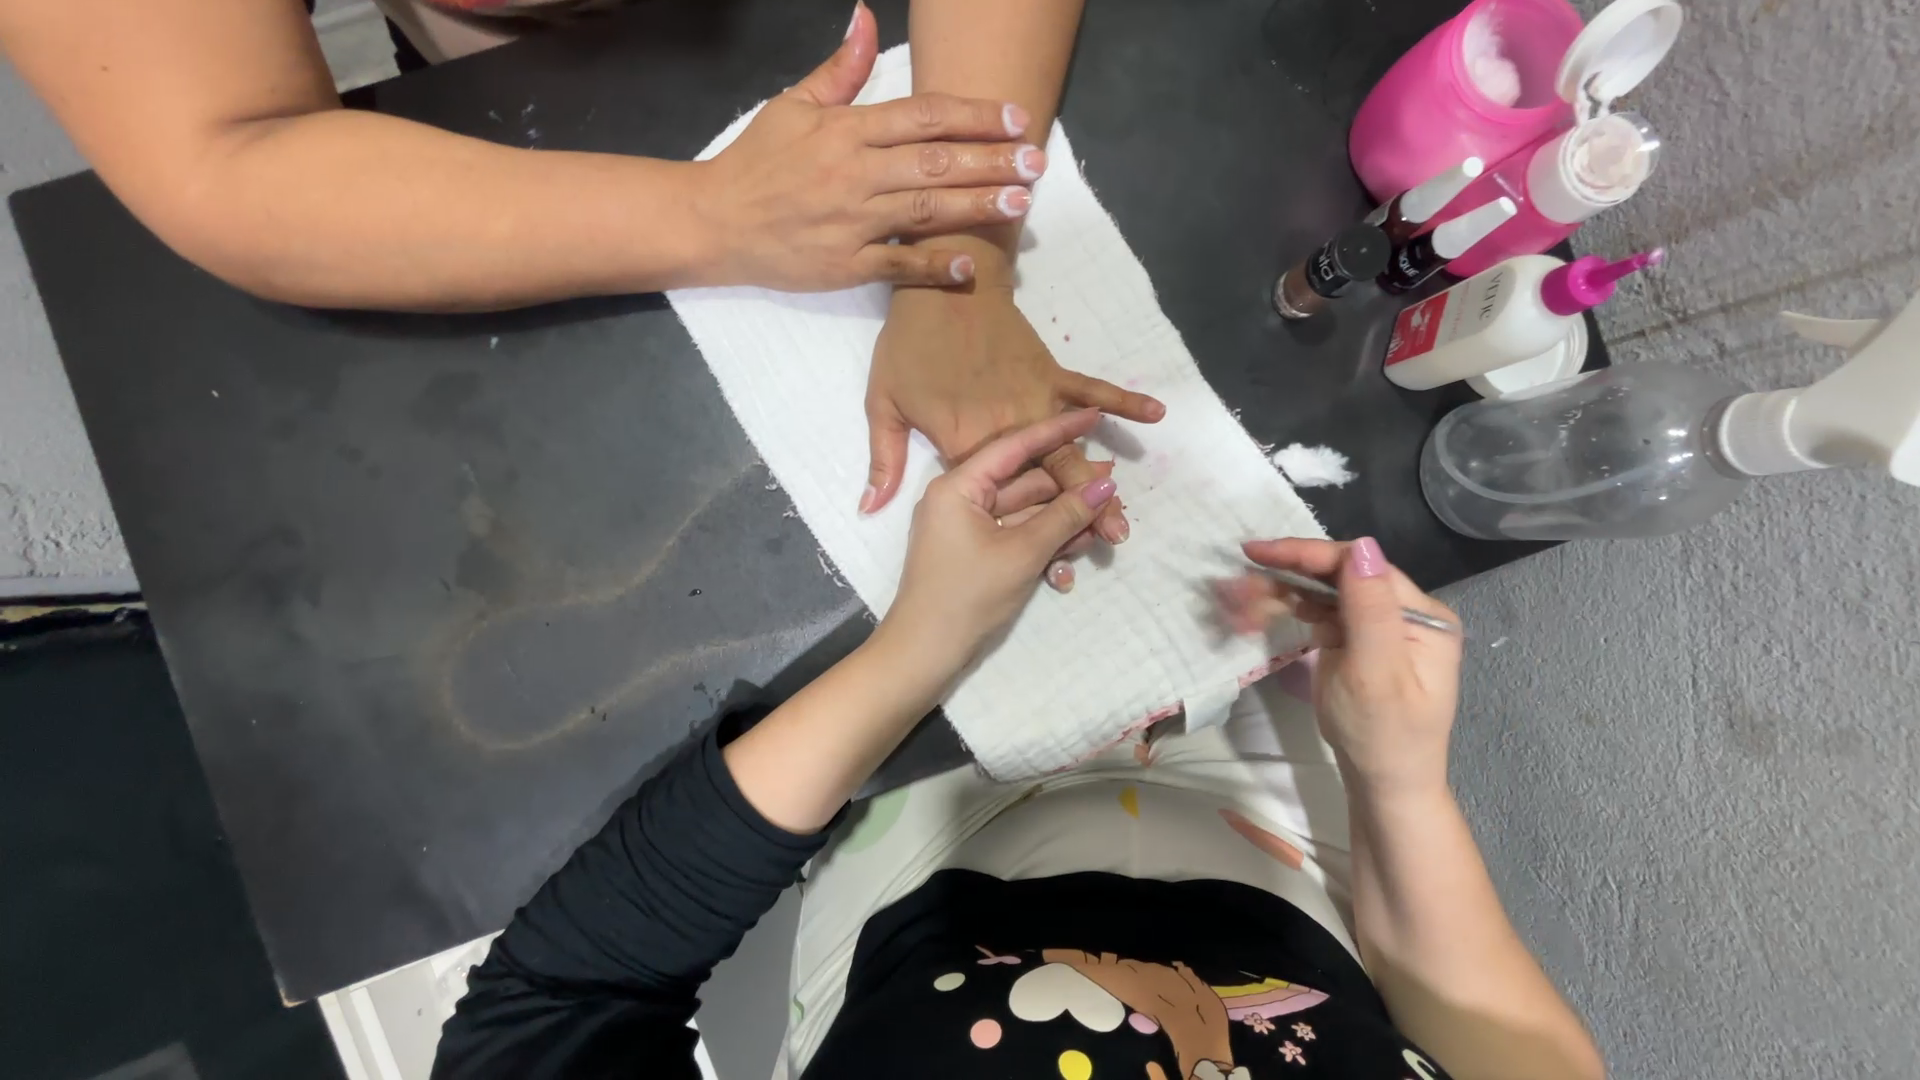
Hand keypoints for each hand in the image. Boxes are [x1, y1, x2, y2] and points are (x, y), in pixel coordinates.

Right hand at [690, 4, 1042, 289]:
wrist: (715, 222)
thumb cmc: (756, 163)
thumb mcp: (793, 106)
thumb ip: (840, 71)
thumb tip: (866, 18)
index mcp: (846, 131)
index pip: (923, 117)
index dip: (973, 116)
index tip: (1015, 119)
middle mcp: (855, 173)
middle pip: (935, 163)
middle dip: (991, 160)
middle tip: (1036, 162)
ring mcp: (851, 222)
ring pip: (924, 210)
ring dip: (976, 206)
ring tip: (1020, 202)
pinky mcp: (844, 265)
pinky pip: (896, 266)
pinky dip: (932, 266)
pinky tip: (967, 264)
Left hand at [862, 277, 1164, 553]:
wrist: (940, 283)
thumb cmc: (907, 347)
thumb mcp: (883, 405)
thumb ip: (884, 461)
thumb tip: (868, 507)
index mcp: (965, 442)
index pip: (998, 496)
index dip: (1028, 527)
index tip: (1060, 558)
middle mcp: (1005, 427)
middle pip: (1044, 482)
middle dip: (1077, 518)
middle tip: (1108, 543)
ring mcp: (1030, 400)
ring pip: (1068, 452)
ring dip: (1094, 485)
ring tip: (1122, 518)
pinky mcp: (1046, 375)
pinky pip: (1086, 389)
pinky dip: (1119, 400)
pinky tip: (1154, 414)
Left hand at [879, 410, 1118, 674]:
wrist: (925, 651)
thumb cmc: (967, 595)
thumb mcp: (1022, 552)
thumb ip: (1065, 516)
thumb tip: (1106, 485)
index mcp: (958, 485)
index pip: (1015, 446)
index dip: (1058, 430)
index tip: (1094, 413)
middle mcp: (961, 498)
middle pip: (1025, 482)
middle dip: (1069, 493)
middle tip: (1113, 490)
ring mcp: (967, 526)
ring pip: (1025, 512)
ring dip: (1062, 522)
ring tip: (1105, 528)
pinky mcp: (976, 551)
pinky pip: (1015, 535)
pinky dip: (1043, 542)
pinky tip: (1076, 553)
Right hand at [1231, 537, 1462, 797]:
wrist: (1383, 784)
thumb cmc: (1384, 734)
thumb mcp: (1376, 673)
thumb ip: (1369, 609)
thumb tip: (1361, 545)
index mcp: (1420, 615)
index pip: (1359, 567)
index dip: (1307, 555)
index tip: (1256, 554)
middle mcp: (1402, 612)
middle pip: (1336, 575)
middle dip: (1283, 575)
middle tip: (1234, 584)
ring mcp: (1376, 626)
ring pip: (1319, 592)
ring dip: (1277, 592)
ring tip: (1235, 601)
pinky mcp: (1353, 640)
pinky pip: (1315, 613)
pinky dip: (1283, 610)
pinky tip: (1256, 614)